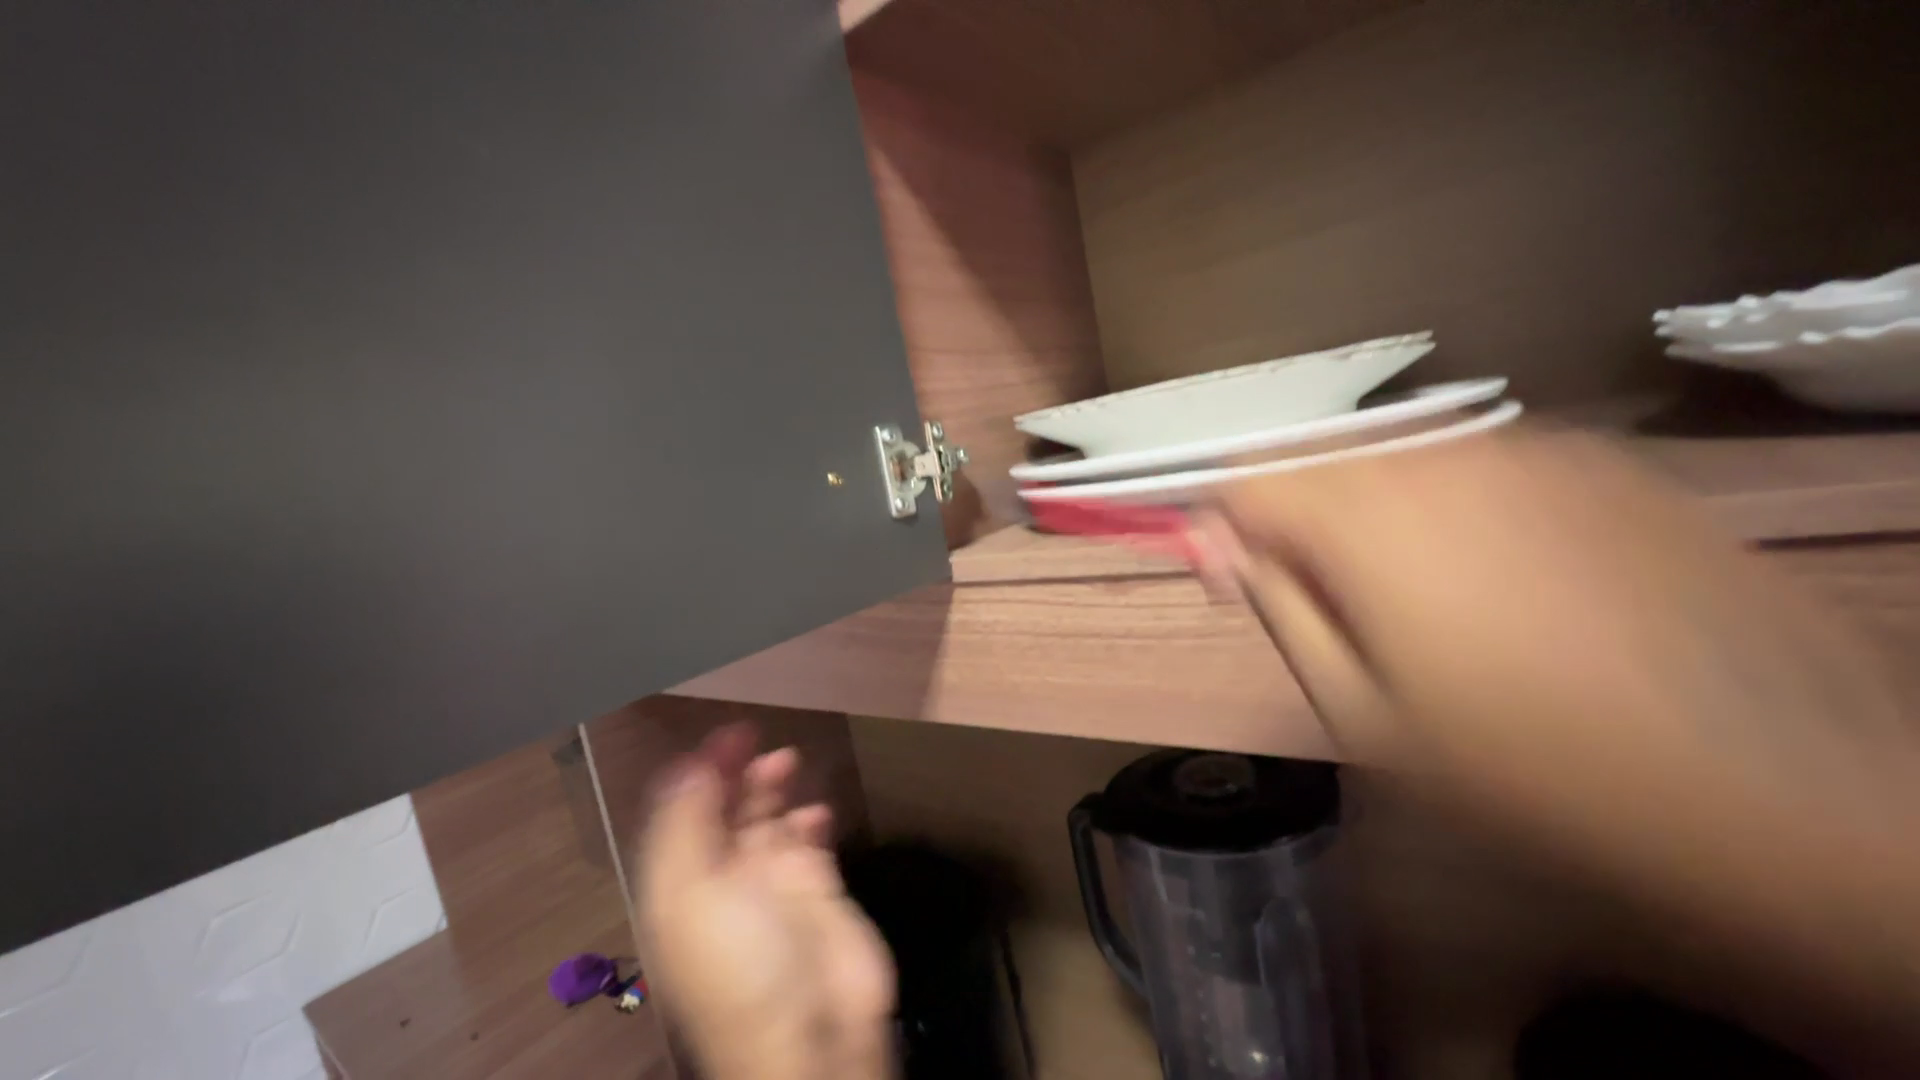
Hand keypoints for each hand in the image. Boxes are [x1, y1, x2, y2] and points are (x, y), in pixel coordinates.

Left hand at [636, 726, 894, 1079]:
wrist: (812, 1033)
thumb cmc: (740, 963)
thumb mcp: (691, 894)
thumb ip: (687, 824)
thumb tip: (686, 765)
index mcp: (681, 884)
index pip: (682, 815)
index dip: (697, 773)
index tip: (723, 734)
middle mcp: (723, 879)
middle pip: (725, 811)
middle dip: (736, 773)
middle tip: (756, 739)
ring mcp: (772, 884)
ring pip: (768, 819)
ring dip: (773, 787)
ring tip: (785, 762)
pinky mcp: (817, 888)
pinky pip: (810, 838)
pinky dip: (811, 818)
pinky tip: (816, 812)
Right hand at [1191, 424, 1919, 1063]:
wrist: (1791, 793)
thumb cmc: (1535, 771)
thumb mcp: (1365, 714)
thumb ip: (1281, 610)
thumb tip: (1225, 549)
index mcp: (1368, 517)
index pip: (1245, 480)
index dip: (1226, 531)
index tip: (1243, 587)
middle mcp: (1443, 456)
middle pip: (1324, 460)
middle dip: (1304, 523)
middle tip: (1337, 610)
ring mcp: (1535, 450)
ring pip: (1405, 461)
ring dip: (1383, 516)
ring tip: (1429, 606)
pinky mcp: (1607, 466)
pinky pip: (1487, 469)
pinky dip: (1463, 510)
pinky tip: (1515, 585)